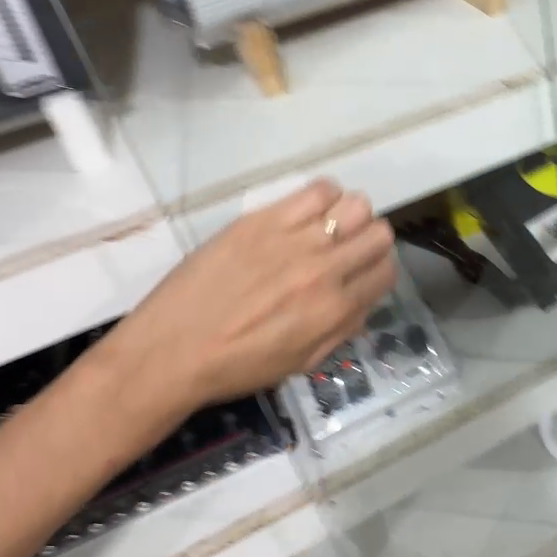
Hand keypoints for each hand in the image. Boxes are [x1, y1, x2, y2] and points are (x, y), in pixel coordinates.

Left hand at [92, 179, 397, 430]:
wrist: (169, 353)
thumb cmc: (236, 366)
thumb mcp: (301, 363)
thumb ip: (341, 330)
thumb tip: (362, 301)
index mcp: (335, 310)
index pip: (386, 271)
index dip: (378, 270)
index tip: (361, 271)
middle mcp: (325, 271)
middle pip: (380, 233)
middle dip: (368, 241)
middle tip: (345, 248)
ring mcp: (295, 240)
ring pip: (356, 205)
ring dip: (348, 216)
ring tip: (324, 227)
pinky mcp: (264, 220)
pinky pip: (317, 190)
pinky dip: (323, 197)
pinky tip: (304, 212)